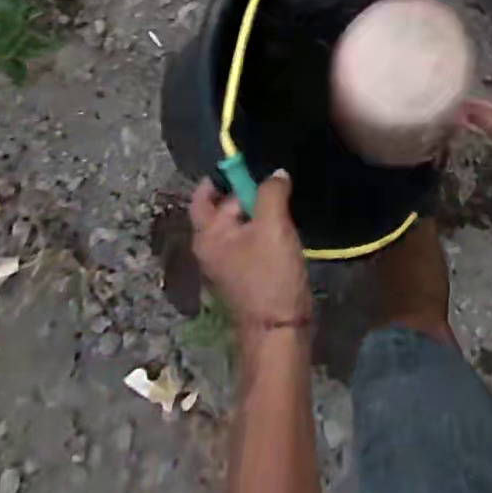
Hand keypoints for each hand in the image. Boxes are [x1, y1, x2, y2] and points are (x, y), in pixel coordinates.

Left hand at [189, 172, 312, 340]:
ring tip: (284, 199)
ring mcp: (227, 262)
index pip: (206, 195)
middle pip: (223, 207)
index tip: (250, 161)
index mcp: (207, 235)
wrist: (279, 331)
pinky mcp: (245, 273)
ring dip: (258, 210)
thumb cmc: (269, 275)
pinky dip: (264, 227)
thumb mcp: (272, 226)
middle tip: (273, 180)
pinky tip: (286, 224)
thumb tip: (276, 173)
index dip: (224, 176)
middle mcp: (210, 247)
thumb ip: (272, 192)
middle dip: (246, 192)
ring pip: (239, 224)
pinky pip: (250, 239)